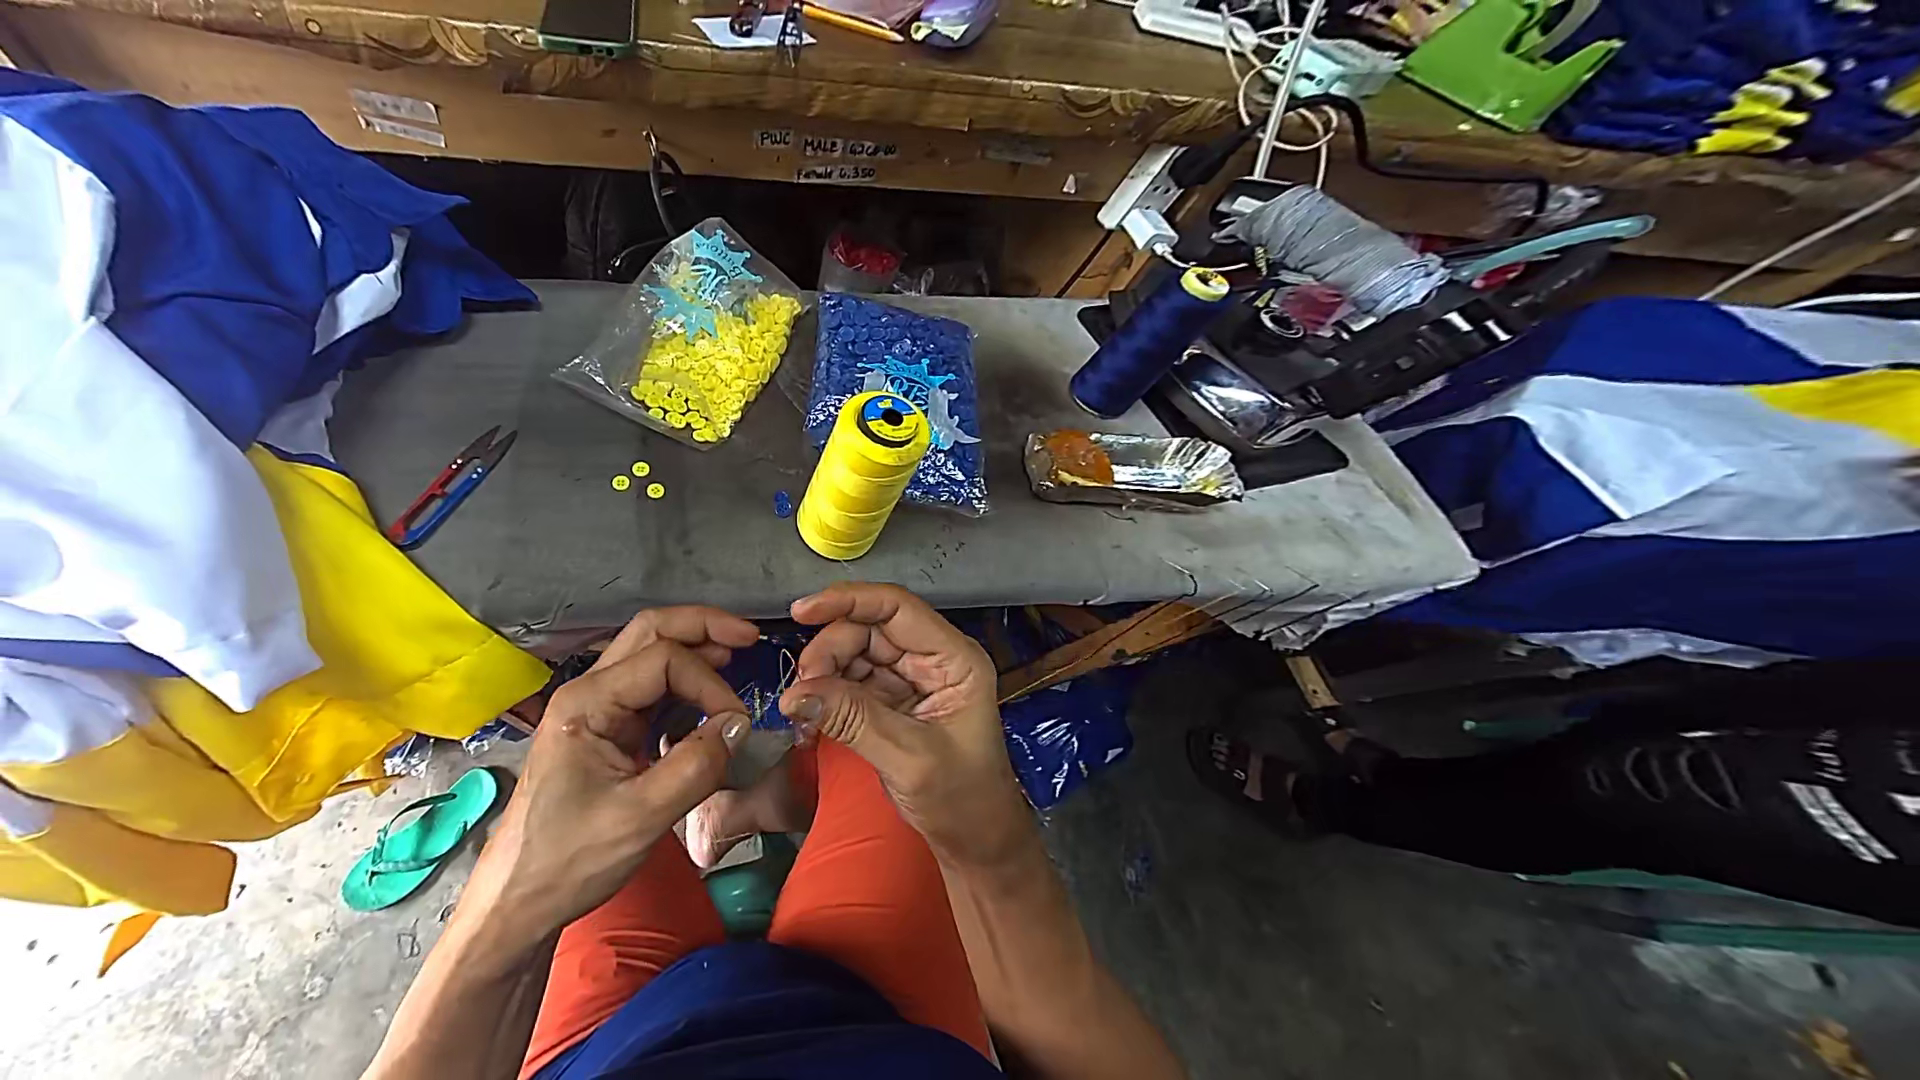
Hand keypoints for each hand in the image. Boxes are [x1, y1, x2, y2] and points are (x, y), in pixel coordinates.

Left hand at [464, 607, 757, 941]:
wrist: (517, 905)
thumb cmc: (568, 861)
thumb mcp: (641, 817)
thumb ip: (697, 765)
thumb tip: (741, 723)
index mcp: (587, 703)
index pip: (665, 661)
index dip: (710, 684)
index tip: (736, 724)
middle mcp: (589, 692)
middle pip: (651, 632)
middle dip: (703, 627)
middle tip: (749, 636)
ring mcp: (597, 709)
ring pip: (651, 653)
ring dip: (696, 649)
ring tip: (738, 655)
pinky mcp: (609, 729)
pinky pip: (654, 688)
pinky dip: (688, 683)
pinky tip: (710, 698)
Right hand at [780, 583, 1032, 869]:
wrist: (976, 841)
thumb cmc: (964, 799)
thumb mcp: (911, 759)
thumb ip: (855, 719)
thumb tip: (798, 693)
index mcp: (955, 659)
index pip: (898, 609)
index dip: (849, 601)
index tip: (802, 611)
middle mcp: (934, 659)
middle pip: (870, 629)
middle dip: (830, 649)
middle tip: (801, 687)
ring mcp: (912, 679)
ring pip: (856, 653)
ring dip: (824, 671)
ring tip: (802, 704)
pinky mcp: (893, 701)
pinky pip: (852, 682)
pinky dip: (828, 693)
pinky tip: (810, 713)